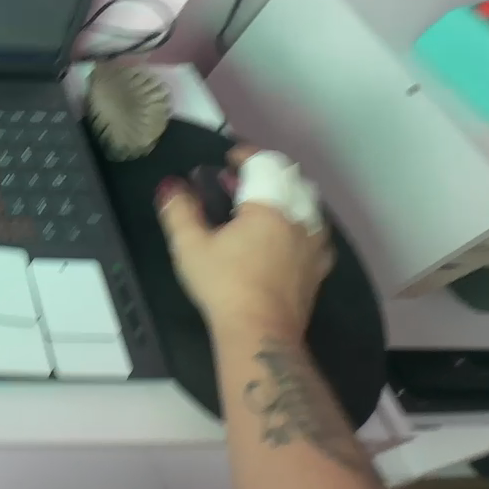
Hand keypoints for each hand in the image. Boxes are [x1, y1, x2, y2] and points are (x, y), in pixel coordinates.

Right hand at [156, 144, 334, 339]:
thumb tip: (171, 185)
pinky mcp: (318, 269)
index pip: (265, 166)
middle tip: (240, 179)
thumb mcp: (189, 244)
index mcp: (269, 209)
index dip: (246, 155)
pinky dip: (297, 222)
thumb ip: (179, 209)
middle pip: (293, 182)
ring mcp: (313, 247)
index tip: (228, 157)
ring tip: (260, 204)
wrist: (260, 333)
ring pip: (308, 206)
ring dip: (285, 196)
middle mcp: (298, 222)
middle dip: (267, 173)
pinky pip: (314, 232)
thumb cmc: (223, 283)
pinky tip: (281, 234)